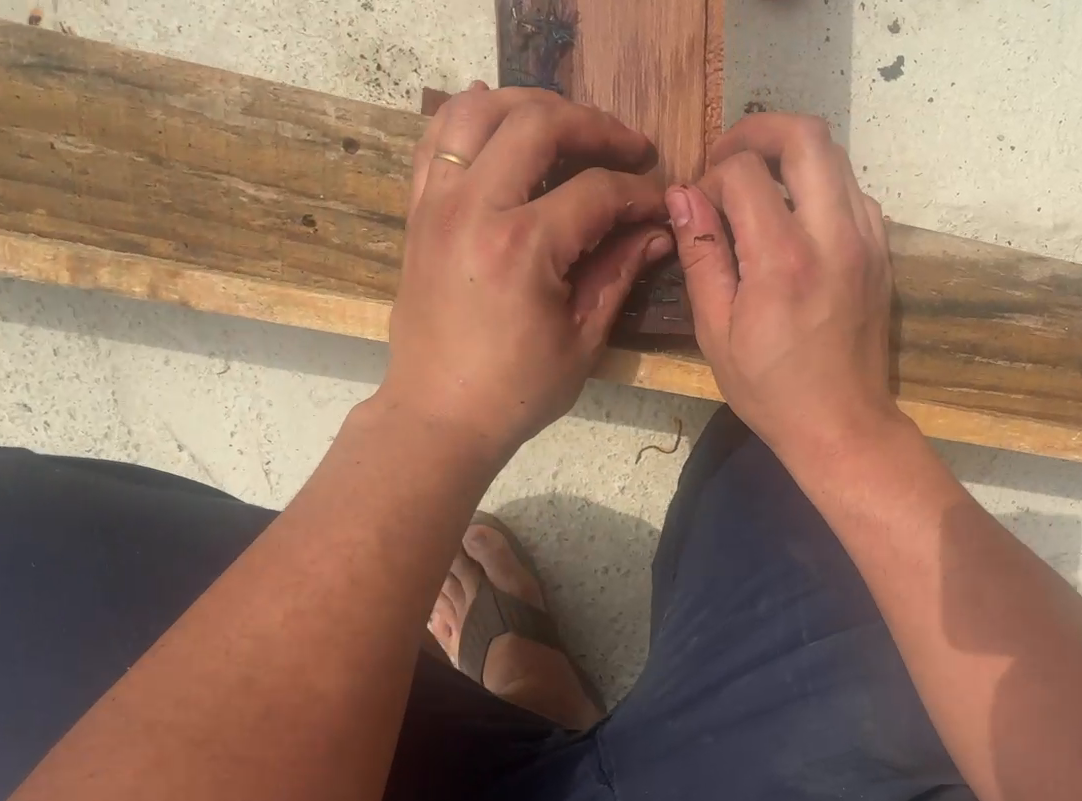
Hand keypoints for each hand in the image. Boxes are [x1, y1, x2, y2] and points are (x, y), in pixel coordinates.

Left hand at [384, 83, 673, 456]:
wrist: (440, 414)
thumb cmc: (518, 391)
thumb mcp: (582, 340)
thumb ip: (617, 274)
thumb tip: (656, 233)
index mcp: (522, 249)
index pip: (595, 192)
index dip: (639, 192)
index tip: (662, 203)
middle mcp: (474, 210)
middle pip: (537, 125)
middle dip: (595, 127)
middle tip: (630, 147)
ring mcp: (437, 204)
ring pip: (478, 111)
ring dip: (531, 105)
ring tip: (570, 126)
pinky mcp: (419, 212)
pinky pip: (439, 139)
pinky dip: (473, 118)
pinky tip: (505, 124)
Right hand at [666, 114, 903, 461]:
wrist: (843, 425)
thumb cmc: (771, 391)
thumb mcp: (717, 334)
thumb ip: (701, 257)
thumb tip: (683, 196)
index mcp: (783, 259)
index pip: (744, 171)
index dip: (711, 177)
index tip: (699, 208)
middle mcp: (833, 236)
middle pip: (806, 135)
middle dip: (759, 132)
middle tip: (729, 159)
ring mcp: (867, 242)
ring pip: (836, 157)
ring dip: (794, 158)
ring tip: (762, 189)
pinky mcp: (882, 255)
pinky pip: (854, 192)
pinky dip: (822, 186)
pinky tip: (798, 220)